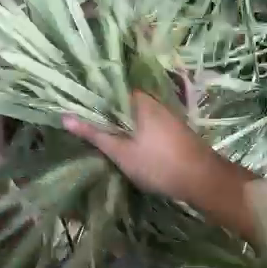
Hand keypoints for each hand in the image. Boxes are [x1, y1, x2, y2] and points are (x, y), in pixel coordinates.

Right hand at [62, 91, 242, 203]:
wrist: (202, 179)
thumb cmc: (158, 163)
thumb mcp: (120, 151)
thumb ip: (93, 133)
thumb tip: (64, 117)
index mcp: (136, 98)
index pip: (105, 88)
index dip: (87, 96)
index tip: (69, 102)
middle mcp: (149, 98)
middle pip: (117, 100)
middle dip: (100, 109)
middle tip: (77, 119)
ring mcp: (161, 111)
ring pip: (130, 111)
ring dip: (115, 120)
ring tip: (94, 129)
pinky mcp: (168, 125)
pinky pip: (141, 120)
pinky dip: (128, 127)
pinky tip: (120, 138)